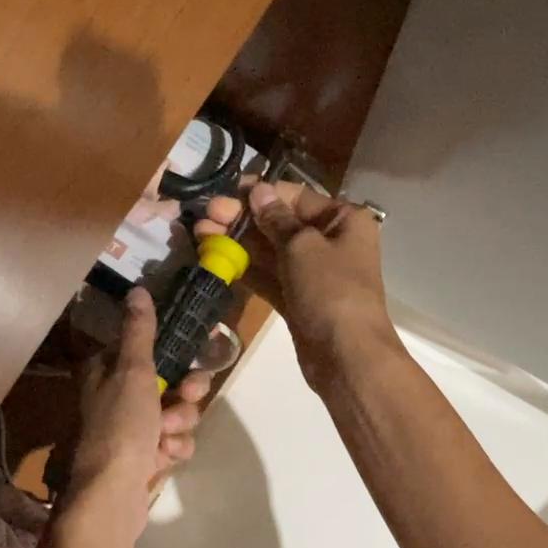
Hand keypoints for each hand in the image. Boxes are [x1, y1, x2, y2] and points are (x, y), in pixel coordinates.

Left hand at [64, 286, 210, 525]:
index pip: (143, 351)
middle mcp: (111, 398)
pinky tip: (165, 459)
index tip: (196, 355)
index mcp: (103, 372)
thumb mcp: (132, 371)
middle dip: (182, 394)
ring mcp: (126, 431)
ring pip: (172, 414)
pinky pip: (170, 443)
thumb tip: (137, 290)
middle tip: (188, 396)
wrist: (110, 496)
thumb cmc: (119, 428)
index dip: (172, 354)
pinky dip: (172, 449)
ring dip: (178, 424)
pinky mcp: (140, 459)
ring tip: (167, 439)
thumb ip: (139, 332)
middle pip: (164, 383)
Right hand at [203, 182, 399, 387]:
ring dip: (237, 242)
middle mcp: (330, 243)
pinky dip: (246, 269)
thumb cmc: (331, 291)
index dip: (260, 193)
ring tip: (201, 233)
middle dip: (242, 219)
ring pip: (270, 252)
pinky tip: (216, 259)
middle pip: (280, 224)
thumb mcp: (302, 246)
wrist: (346, 356)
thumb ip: (276, 219)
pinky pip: (269, 277)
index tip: (227, 191)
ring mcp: (312, 274)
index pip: (296, 197)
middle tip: (205, 216)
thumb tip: (258, 191)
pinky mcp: (297, 300)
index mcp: (342, 220)